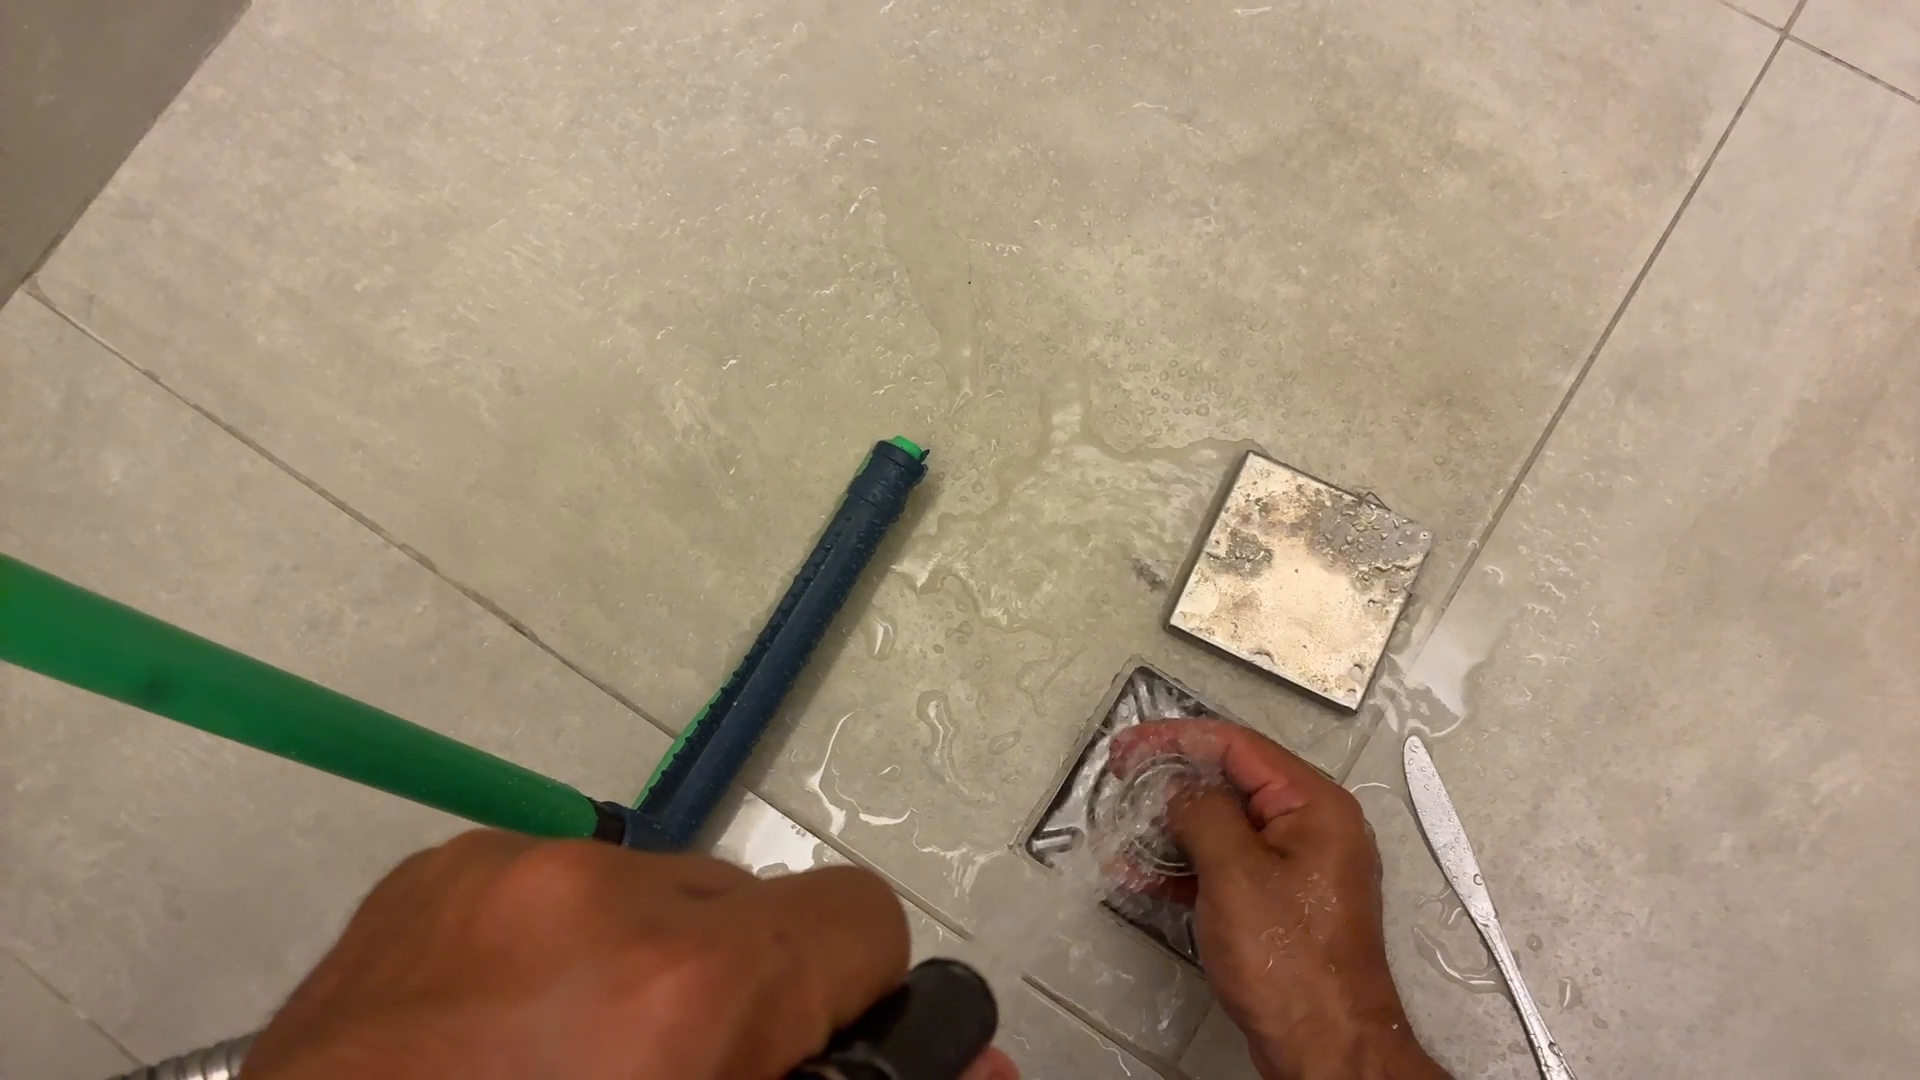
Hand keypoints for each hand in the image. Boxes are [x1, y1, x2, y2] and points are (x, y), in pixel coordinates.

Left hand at [245, 829, 1017, 1079]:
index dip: (849, 995)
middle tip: (668, 1074)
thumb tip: (989, 1063)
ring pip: (661, 892)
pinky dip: (569, 953)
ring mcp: (499, 872)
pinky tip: (506, 1039)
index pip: (862, 913)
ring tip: (569, 1065)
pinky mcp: (432, 874)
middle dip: (739, 991)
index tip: (800, 1051)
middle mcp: (595, 894)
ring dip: (650, 969)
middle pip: (755, 902)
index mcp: (683, 987)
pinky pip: (567, 887)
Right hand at [1109, 721, 1448, 1079]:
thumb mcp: (1235, 873)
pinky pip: (1224, 860)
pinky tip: (1140, 873)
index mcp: (1313, 804)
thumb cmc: (1286, 959)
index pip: (1236, 746)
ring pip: (1220, 821)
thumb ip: (1201, 811)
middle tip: (1120, 780)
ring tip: (1122, 829)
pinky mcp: (1275, 896)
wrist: (1328, 1053)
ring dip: (1169, 824)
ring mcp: (1293, 862)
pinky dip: (1184, 862)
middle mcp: (1309, 823)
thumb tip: (1175, 785)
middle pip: (1228, 779)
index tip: (1127, 747)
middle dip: (1168, 781)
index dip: (1175, 738)